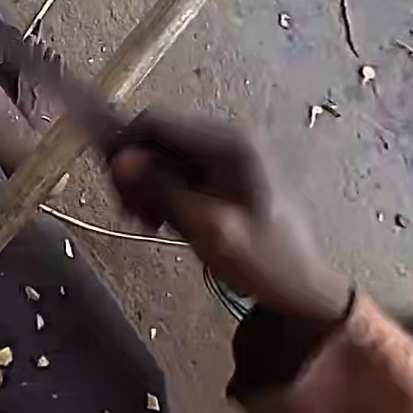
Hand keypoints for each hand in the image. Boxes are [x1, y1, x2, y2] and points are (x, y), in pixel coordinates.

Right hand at [109, 111, 350, 321]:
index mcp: (229, 143)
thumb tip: (119, 159)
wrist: (300, 289)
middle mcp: (224, 139)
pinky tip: (158, 218)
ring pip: (157, 154)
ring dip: (142, 185)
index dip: (124, 147)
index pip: (156, 123)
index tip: (112, 184)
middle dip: (133, 172)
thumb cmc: (263, 261)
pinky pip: (170, 170)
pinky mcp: (216, 172)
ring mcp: (221, 155)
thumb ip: (162, 189)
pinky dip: (157, 191)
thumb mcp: (208, 228)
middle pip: (153, 137)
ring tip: (144, 220)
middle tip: (130, 211)